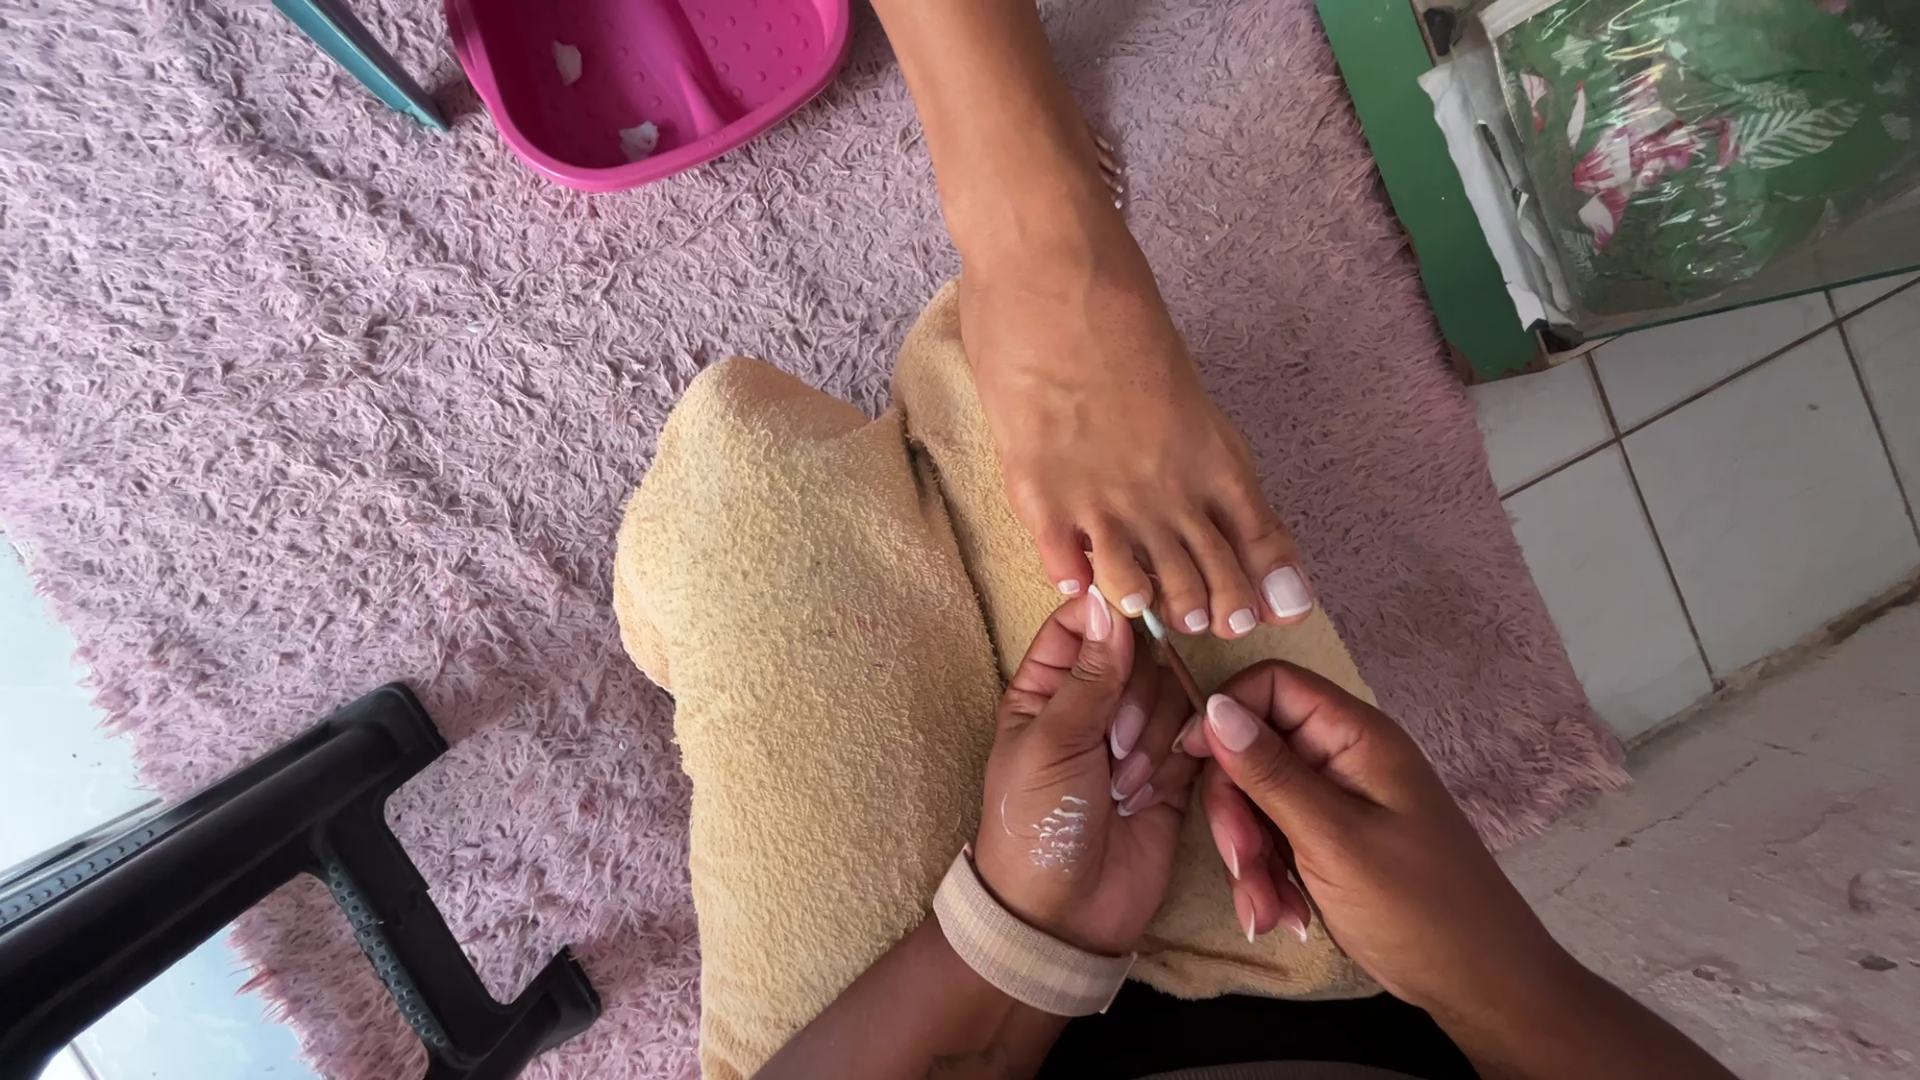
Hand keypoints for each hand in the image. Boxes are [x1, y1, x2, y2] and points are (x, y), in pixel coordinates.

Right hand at [958, 205, 1316, 641]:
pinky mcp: (1040, 497)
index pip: (1254, 538)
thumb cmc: (1119, 304)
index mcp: (1210, 453)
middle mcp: (1164, 491)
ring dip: (1144, 601)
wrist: (1053, 274)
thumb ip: (1186, 432)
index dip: (1264, 582)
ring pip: (1134, 583)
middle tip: (1207, 624)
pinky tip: (1075, 584)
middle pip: (1197, 572)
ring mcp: (1101, 501)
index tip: (1270, 611)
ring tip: (1143, 610)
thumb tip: (1175, 465)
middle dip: (1209, 606)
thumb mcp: (1180, 375)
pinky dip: (1073, 580)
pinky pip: (1064, 564)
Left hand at [972, 587, 1199, 954]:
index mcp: (1047, 685)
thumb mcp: (1053, 741)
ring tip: (1123, 787)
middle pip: (1137, 655)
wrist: (1065, 915)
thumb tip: (1106, 597)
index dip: (1111, 616)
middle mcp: (1092, 700)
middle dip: (1132, 699)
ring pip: (1170, 693)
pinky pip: (1194, 735)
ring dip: (1151, 739)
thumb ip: (1090, 673)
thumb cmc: (1037, 821)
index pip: (1083, 622)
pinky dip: (1177, 760)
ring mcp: (1133, 733)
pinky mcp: (1171, 767)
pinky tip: (1150, 794)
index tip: (1136, 620)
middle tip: (1110, 749)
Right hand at [1182, 662, 1579, 1023]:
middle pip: (1250, 747)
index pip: (1272, 684)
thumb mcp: (1334, 838)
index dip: (1225, 711)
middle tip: (1242, 861)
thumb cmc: (1419, 908)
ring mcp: (1326, 795)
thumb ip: (1269, 771)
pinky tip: (1279, 913)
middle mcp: (1336, 754)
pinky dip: (1262, 873)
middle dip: (1234, 808)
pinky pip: (1266, 833)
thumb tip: (1212, 707)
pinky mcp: (1318, 832)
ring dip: (1246, 853)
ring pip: (1250, 797)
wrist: (1481, 991)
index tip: (1194, 757)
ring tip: (1266, 909)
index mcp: (1353, 735)